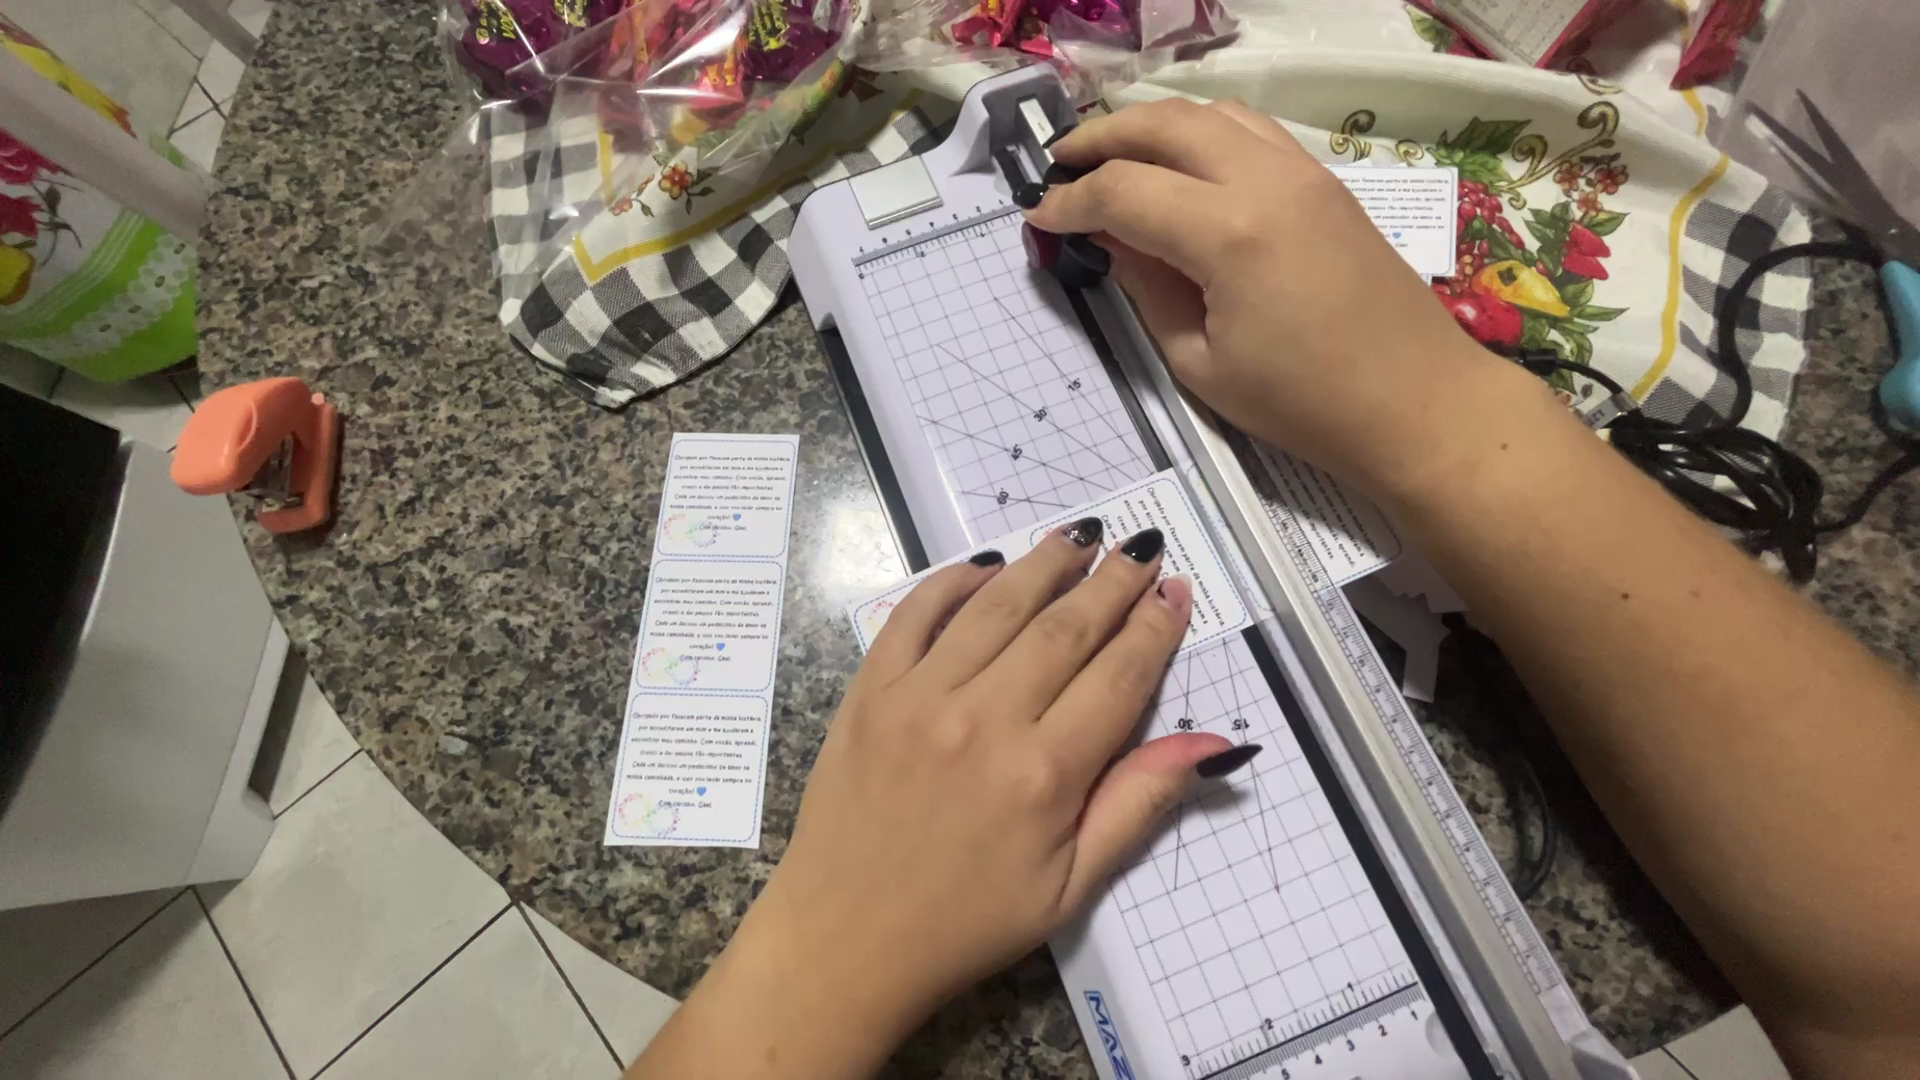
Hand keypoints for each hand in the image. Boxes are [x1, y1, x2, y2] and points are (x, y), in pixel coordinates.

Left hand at [756, 522, 1252, 1046]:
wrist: (845, 939)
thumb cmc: (967, 922)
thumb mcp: (1070, 887)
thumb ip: (1138, 803)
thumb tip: (1215, 743)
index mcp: (1044, 775)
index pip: (1118, 676)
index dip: (1154, 627)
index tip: (1174, 589)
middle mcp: (984, 719)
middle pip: (1065, 628)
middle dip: (1111, 582)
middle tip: (1138, 547)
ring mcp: (919, 696)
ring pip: (997, 606)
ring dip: (1043, 565)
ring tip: (1077, 536)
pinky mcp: (870, 689)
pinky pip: (915, 614)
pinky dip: (952, 581)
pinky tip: (985, 566)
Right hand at [1025, 98, 1525, 498]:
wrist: (1412, 401)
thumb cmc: (1299, 402)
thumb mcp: (1198, 363)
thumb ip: (1148, 290)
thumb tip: (1113, 244)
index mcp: (1227, 234)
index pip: (1124, 192)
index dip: (1070, 202)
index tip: (1037, 217)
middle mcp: (1264, 180)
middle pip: (1164, 124)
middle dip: (1100, 137)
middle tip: (1059, 162)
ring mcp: (1302, 172)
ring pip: (1210, 114)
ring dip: (1152, 125)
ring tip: (1113, 155)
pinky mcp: (1324, 182)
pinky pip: (1249, 131)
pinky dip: (1200, 133)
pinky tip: (1181, 166)